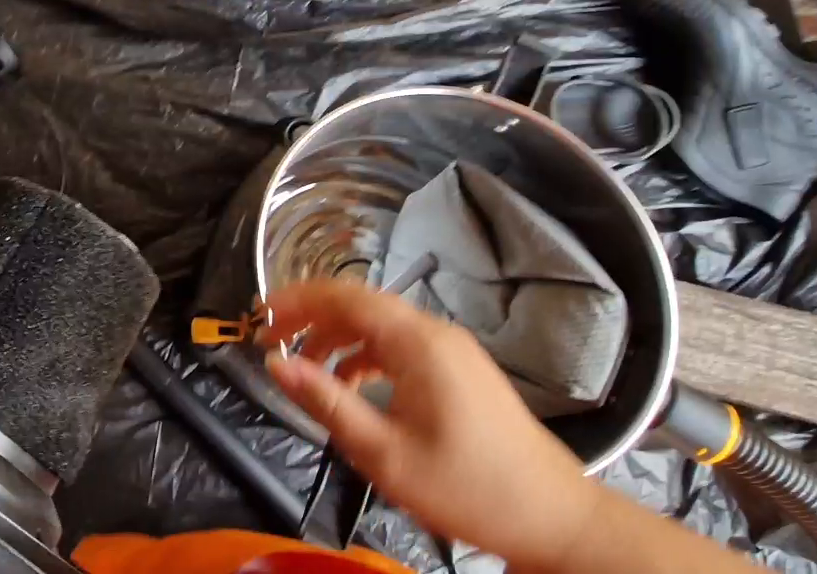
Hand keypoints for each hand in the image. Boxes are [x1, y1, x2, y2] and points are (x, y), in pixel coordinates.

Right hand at [260, 279, 609, 569]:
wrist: (558, 520)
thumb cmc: (468, 488)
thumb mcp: (385, 453)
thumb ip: (327, 402)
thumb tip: (276, 365)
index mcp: (416, 341)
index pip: (343, 296)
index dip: (296, 300)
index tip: (259, 318)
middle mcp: (433, 331)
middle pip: (359, 303)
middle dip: (310, 316)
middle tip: (272, 340)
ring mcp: (450, 348)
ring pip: (377, 323)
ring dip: (335, 337)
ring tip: (304, 367)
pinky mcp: (458, 368)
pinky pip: (398, 344)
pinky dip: (363, 355)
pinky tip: (350, 386)